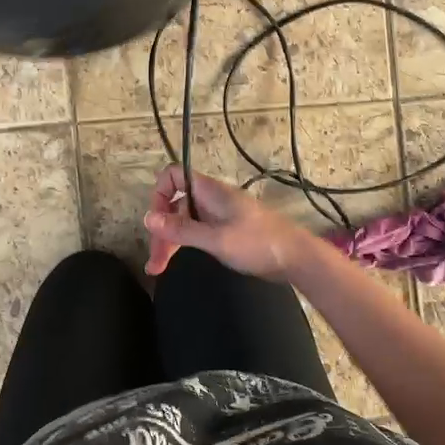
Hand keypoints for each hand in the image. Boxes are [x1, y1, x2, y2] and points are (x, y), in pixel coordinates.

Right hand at [142, 165, 319, 281]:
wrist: (296, 258)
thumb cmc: (258, 243)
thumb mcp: (216, 239)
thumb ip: (182, 229)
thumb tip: (147, 217)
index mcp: (209, 191)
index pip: (174, 175)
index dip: (160, 193)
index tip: (156, 221)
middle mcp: (211, 199)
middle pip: (176, 204)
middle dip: (162, 229)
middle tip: (154, 262)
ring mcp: (219, 215)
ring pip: (186, 221)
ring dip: (170, 241)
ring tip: (158, 269)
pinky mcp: (227, 231)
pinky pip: (198, 232)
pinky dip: (185, 245)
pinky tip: (178, 261)